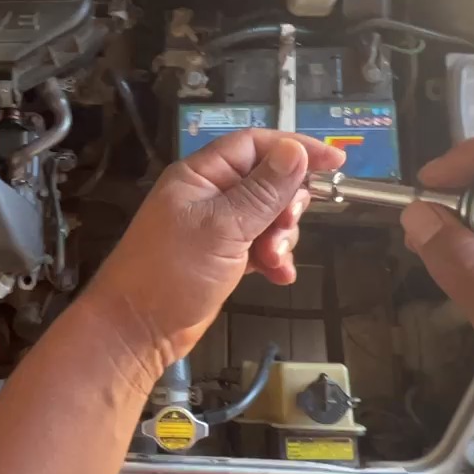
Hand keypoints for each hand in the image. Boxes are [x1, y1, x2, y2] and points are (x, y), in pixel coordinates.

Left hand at [86, 130, 345, 374]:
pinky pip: (261, 244)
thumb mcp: (222, 227)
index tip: (334, 164)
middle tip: (283, 229)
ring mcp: (216, 225)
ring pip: (268, 215)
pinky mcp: (223, 254)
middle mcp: (209, 194)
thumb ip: (262, 191)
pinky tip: (277, 276)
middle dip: (286, 205)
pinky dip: (274, 257)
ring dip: (280, 236)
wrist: (139, 328)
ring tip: (271, 260)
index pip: (254, 144)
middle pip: (267, 180)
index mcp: (201, 175)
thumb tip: (295, 150)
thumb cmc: (171, 271)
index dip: (294, 148)